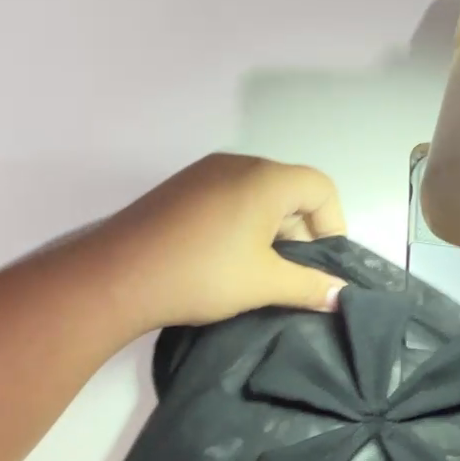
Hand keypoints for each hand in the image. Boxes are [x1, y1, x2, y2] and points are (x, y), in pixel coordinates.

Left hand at [92, 154, 348, 328]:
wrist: (119, 275)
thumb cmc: (203, 274)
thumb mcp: (264, 284)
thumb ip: (309, 286)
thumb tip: (340, 296)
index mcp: (265, 178)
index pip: (321, 189)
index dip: (333, 227)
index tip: (324, 266)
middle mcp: (237, 164)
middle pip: (289, 191)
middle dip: (301, 234)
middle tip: (293, 277)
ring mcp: (203, 174)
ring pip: (257, 198)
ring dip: (270, 234)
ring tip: (260, 275)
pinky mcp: (180, 191)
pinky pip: (228, 201)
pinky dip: (241, 228)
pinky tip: (227, 264)